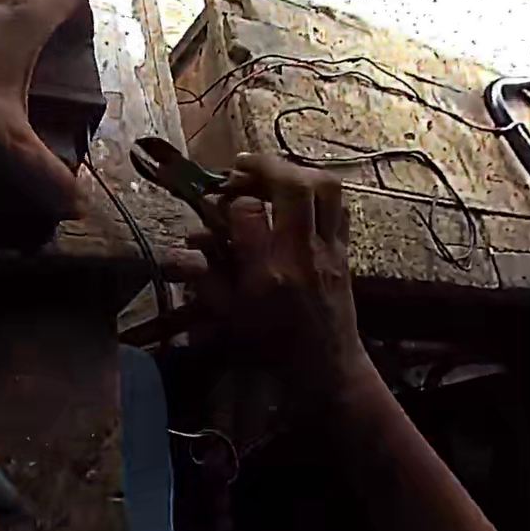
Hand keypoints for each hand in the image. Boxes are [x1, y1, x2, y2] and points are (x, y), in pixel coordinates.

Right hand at [194, 154, 370, 398]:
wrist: (325, 366)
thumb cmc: (272, 344)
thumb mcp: (230, 316)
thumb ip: (206, 278)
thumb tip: (185, 247)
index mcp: (267, 272)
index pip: (248, 213)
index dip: (232, 200)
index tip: (223, 205)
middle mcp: (300, 253)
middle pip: (293, 187)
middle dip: (266, 166)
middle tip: (243, 165)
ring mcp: (328, 249)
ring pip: (326, 188)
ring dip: (297, 171)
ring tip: (274, 173)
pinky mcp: (344, 249)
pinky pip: (340, 206)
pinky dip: (319, 191)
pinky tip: (300, 196)